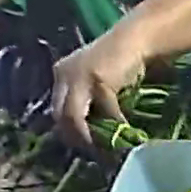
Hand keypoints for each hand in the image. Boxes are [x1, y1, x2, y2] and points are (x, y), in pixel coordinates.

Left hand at [51, 29, 145, 145]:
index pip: (56, 110)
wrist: (134, 41)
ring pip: (74, 117)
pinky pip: (106, 112)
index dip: (67, 131)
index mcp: (61, 74)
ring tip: (103, 146)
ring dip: (88, 136)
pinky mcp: (98, 81)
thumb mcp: (94, 82)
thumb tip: (88, 132)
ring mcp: (80, 77)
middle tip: (91, 151)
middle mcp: (65, 74)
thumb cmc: (117, 63)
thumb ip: (86, 101)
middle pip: (60, 115)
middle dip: (75, 137)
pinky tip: (125, 128)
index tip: (82, 145)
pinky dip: (116, 123)